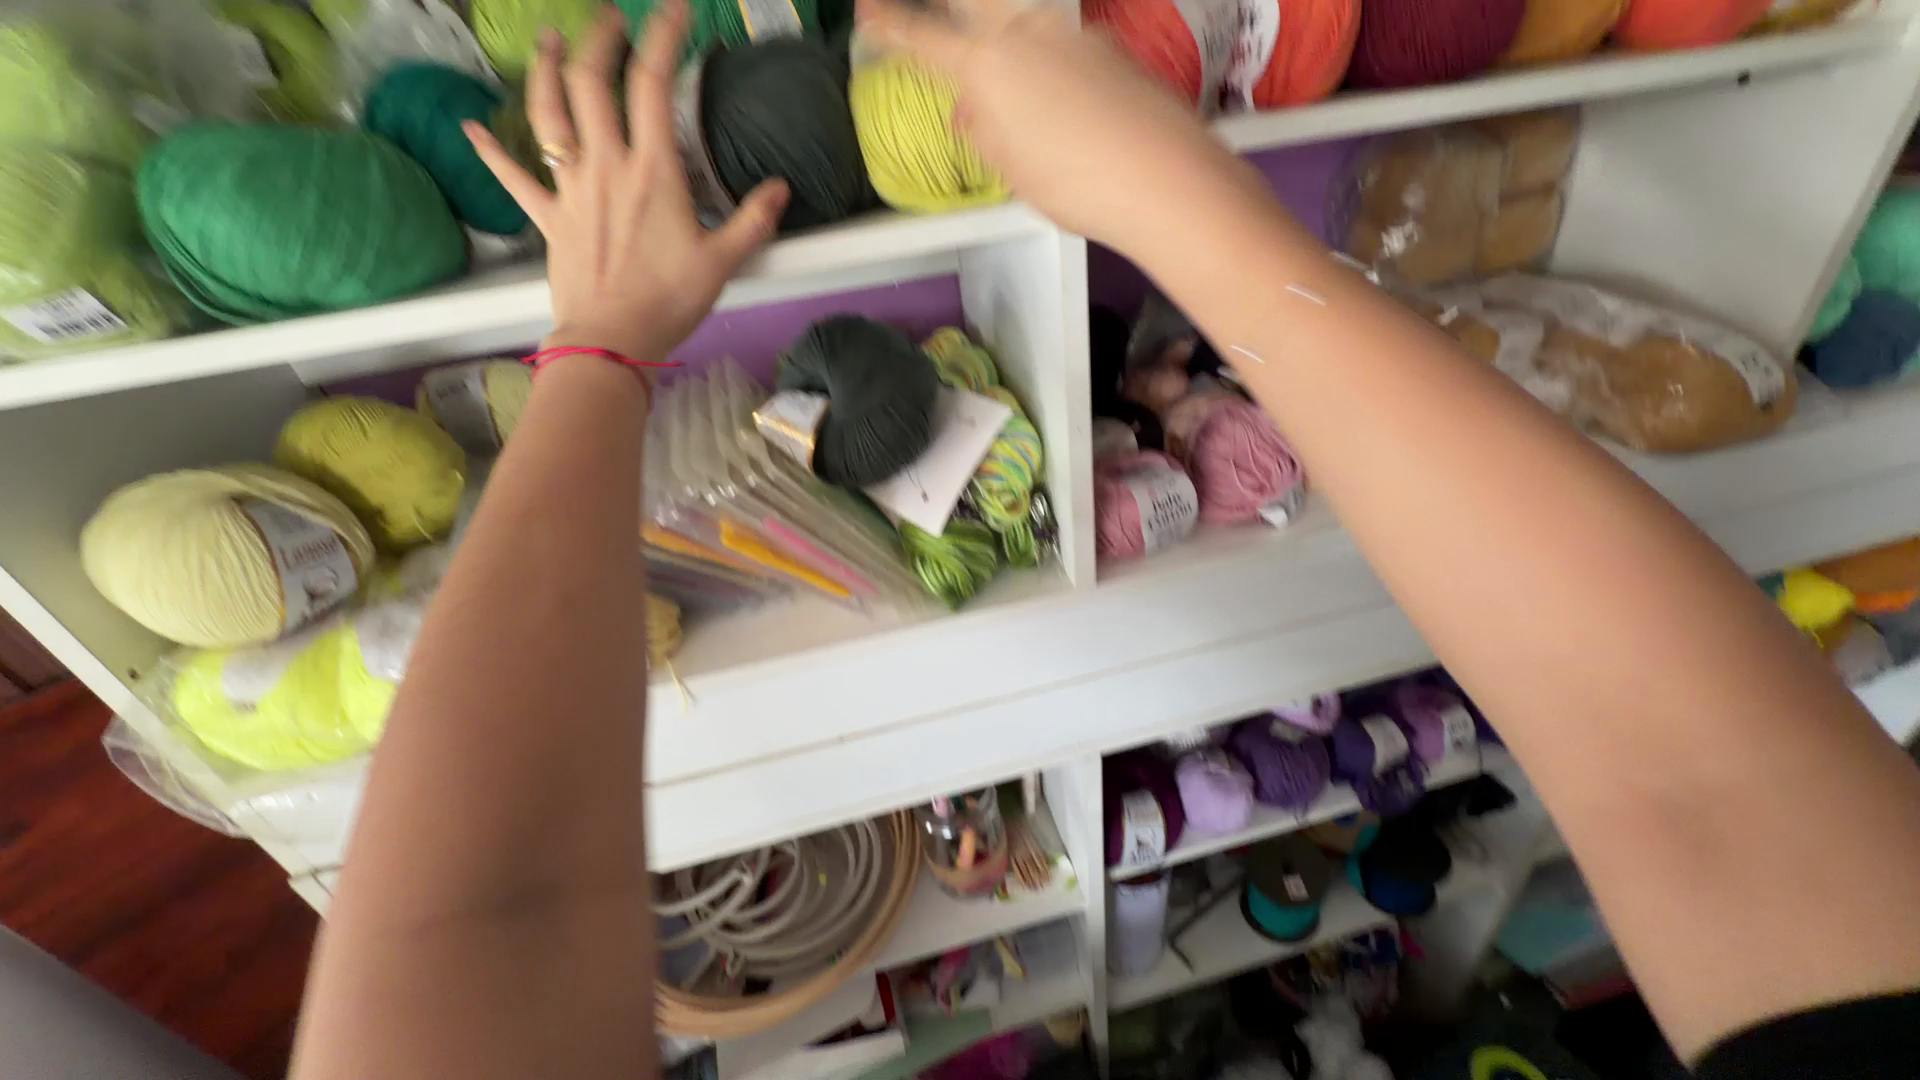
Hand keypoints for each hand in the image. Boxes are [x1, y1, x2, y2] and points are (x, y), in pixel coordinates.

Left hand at [465, 2, 788, 364]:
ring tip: (552, 41)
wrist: (612, 339)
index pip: (653, 84)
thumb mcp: (723, 262)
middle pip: (591, 81)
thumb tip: (781, 188)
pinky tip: (473, 127)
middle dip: (600, 39)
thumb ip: (753, 221)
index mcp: (652, 170)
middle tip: (612, 18)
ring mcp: (571, 189)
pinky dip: (492, 151)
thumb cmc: (670, 300)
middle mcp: (606, 165)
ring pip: (548, 113)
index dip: (663, 36)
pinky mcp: (548, 217)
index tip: (674, 9)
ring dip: (547, 69)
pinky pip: (514, 178)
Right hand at [857, 0, 1255, 255]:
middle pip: (975, 4)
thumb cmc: (1073, 182)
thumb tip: (968, 109)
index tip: (866, 13)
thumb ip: (981, 131)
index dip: (891, 26)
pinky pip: (1058, 44)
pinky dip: (1043, 62)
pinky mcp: (1105, 47)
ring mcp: (1070, 33)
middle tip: (947, 36)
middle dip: (952, 18)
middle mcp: (1026, 32)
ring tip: (1010, 96)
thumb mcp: (1011, 168)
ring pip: (1021, 22)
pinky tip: (1058, 103)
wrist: (1162, 175)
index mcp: (987, 66)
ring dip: (1002, 43)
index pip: (924, 39)